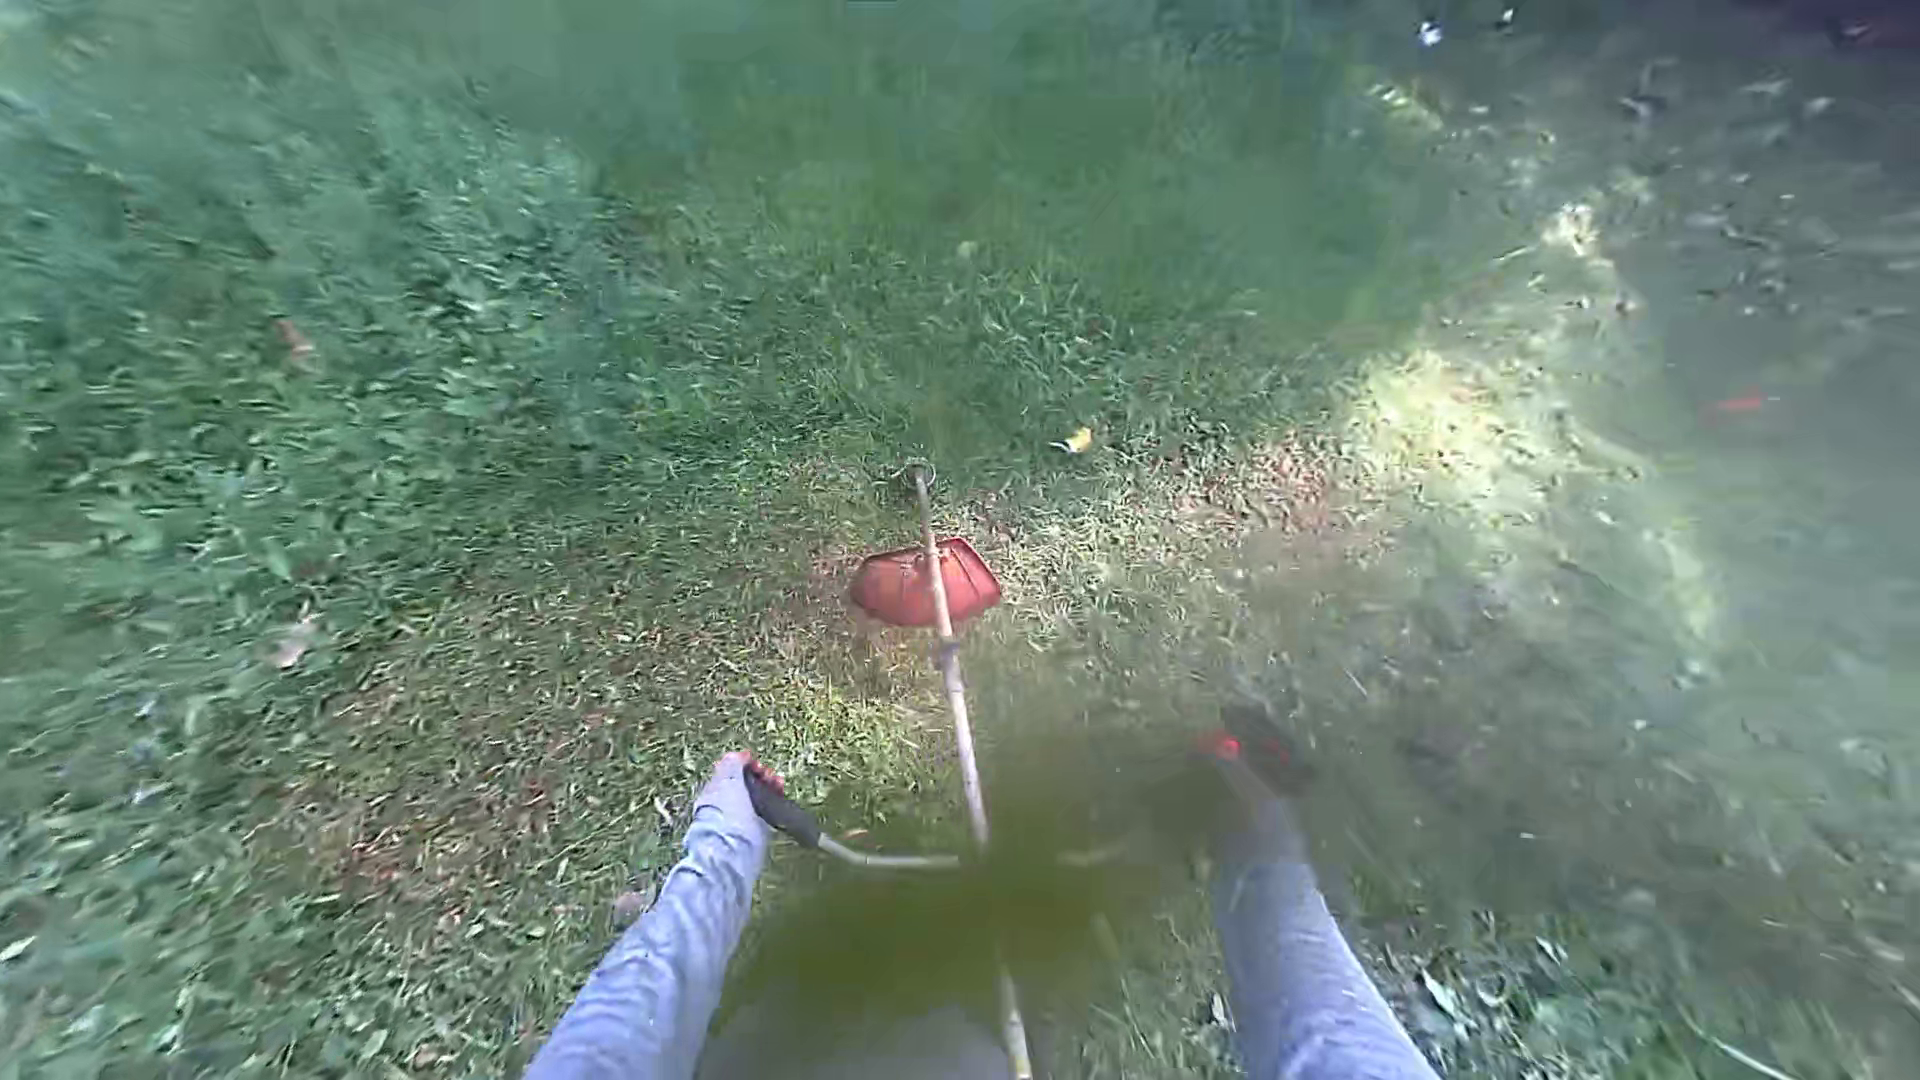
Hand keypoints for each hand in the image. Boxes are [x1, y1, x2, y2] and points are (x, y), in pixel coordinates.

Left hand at [693, 750, 784, 833]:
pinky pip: (765, 810)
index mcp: (713, 791)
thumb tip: (735, 755)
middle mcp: (724, 805)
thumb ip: (732, 766)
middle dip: (760, 776)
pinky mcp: (753, 832)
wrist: (733, 852)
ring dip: (769, 787)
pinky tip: (780, 799)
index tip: (757, 764)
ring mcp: (738, 819)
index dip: (745, 765)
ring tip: (779, 785)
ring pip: (756, 796)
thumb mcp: (729, 781)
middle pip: (745, 784)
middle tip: (770, 775)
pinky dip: (773, 802)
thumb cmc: (728, 814)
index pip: (730, 772)